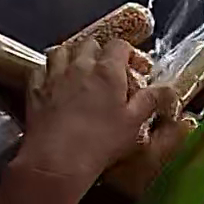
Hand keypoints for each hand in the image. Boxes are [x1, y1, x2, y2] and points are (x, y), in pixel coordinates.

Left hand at [12, 39, 174, 196]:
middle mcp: (79, 65)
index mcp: (107, 70)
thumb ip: (151, 100)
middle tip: (111, 71)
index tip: (139, 70)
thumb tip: (168, 89)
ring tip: (81, 70)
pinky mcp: (35, 89)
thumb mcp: (134, 122)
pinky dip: (51, 70)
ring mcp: (54, 75)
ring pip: (63, 50)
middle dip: (103, 52)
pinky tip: (56, 81)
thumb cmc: (101, 141)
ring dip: (74, 55)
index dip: (131, 54)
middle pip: (91, 43)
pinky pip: (42, 68)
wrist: (57, 160)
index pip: (120, 45)